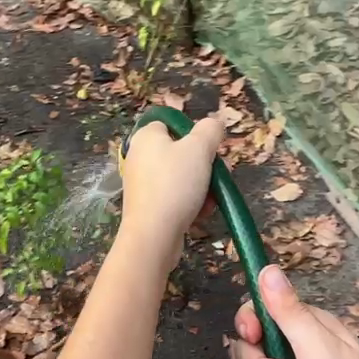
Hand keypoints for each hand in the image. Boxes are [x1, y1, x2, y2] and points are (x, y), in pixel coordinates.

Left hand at [118, 116, 225, 267]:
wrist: (154, 235)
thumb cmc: (175, 185)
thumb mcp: (199, 149)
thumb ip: (210, 130)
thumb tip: (214, 123)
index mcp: (146, 137)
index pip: (172, 123)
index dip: (193, 134)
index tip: (209, 149)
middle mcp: (140, 157)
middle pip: (181, 153)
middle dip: (205, 166)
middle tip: (218, 175)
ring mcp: (143, 184)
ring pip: (183, 178)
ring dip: (203, 188)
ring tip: (212, 200)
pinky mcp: (148, 207)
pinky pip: (176, 198)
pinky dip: (191, 203)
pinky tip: (202, 213)